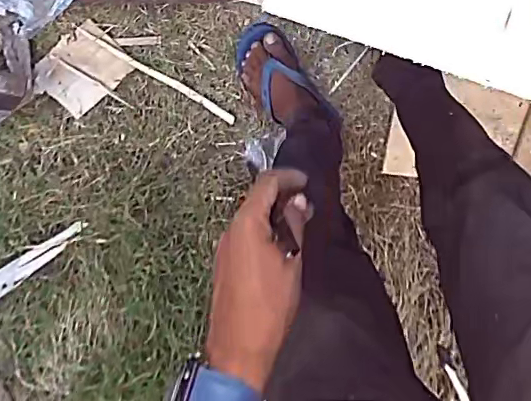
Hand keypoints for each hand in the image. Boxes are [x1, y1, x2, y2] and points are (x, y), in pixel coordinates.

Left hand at [204, 169, 312, 390]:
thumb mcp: (291, 262)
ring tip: (297, 222)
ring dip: (272, 213)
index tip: (306, 181)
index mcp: (246, 222)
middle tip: (305, 202)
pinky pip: (245, 233)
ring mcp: (225, 246)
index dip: (288, 177)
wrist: (238, 353)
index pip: (266, 182)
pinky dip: (263, 229)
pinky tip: (279, 243)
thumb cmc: (267, 309)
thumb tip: (298, 200)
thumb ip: (294, 225)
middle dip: (281, 194)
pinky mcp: (225, 263)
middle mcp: (230, 229)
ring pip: (251, 215)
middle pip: (256, 197)